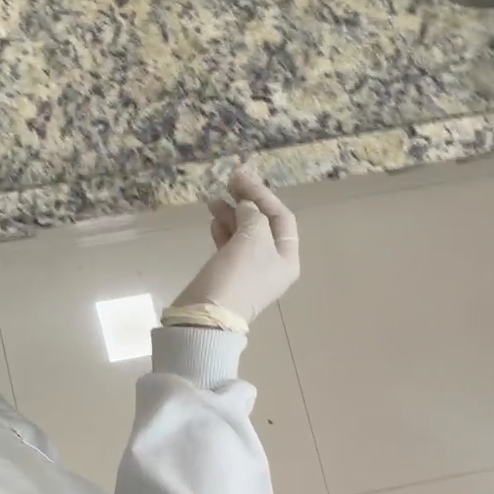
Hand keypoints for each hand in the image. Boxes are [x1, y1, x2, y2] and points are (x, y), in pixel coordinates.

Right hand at [172, 168, 300, 324]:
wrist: (206, 316)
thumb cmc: (235, 277)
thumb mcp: (250, 241)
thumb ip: (251, 216)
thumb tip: (246, 206)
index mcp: (286, 257)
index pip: (280, 217)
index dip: (261, 194)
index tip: (240, 177)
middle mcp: (272, 263)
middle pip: (262, 224)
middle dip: (246, 202)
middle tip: (226, 183)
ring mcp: (249, 270)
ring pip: (244, 234)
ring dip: (231, 214)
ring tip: (213, 200)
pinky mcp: (228, 275)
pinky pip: (230, 246)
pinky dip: (223, 230)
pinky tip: (212, 221)